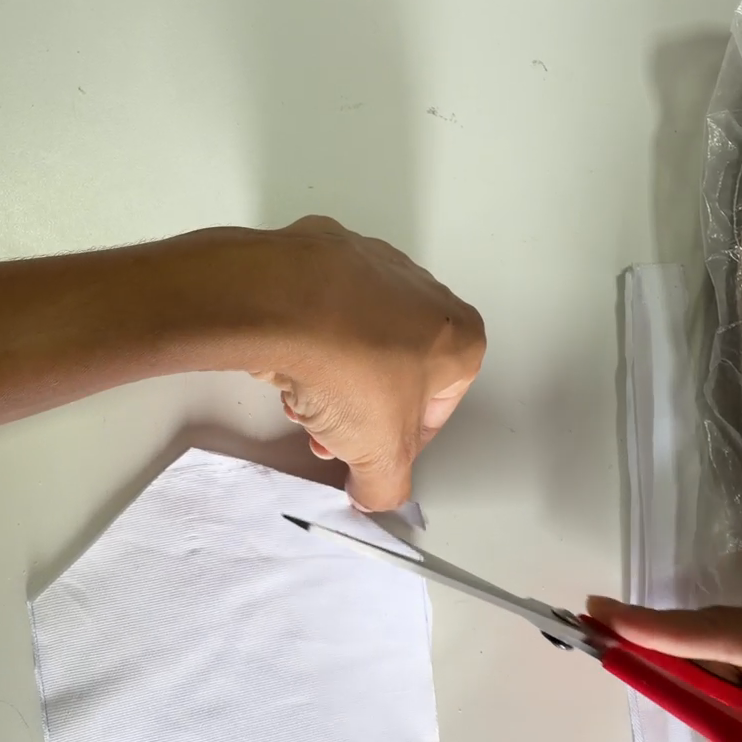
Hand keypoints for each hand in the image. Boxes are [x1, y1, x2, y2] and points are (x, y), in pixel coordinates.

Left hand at [245, 216, 484, 510]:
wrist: (283, 301)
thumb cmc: (352, 370)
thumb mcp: (381, 456)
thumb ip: (387, 487)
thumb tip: (373, 492)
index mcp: (458, 335)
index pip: (436, 409)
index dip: (397, 446)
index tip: (366, 458)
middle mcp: (423, 291)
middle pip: (391, 375)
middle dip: (357, 415)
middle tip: (325, 437)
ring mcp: (372, 263)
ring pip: (356, 343)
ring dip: (329, 382)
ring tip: (298, 402)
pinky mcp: (324, 250)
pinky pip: (322, 309)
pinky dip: (307, 337)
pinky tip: (285, 358)